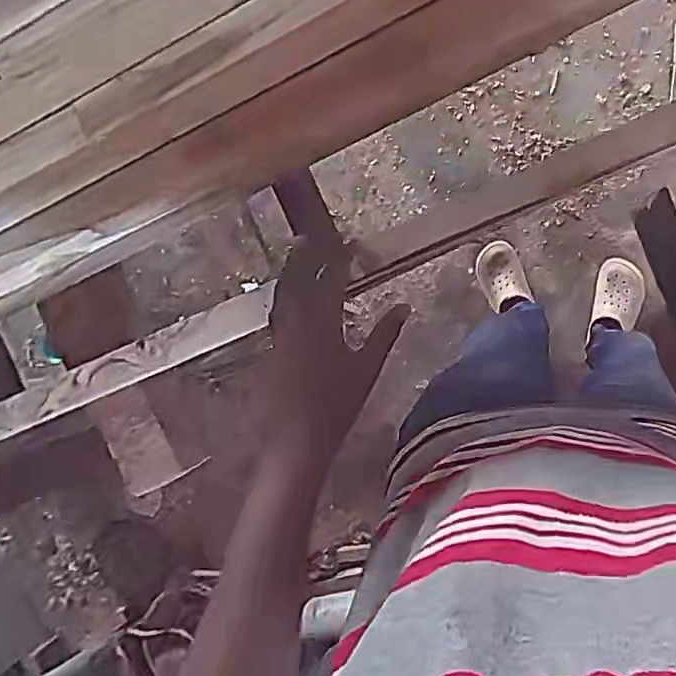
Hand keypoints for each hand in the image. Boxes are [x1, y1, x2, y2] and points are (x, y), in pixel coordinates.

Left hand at [263, 236, 410, 464]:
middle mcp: (296, 322)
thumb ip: (385, 334)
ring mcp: (279, 336)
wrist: (297, 438)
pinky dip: (286, 298)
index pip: (331, 280)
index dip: (340, 260)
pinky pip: (278, 313)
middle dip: (305, 256)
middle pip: (298, 280)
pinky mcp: (271, 350)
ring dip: (290, 273)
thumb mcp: (368, 368)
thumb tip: (404, 307)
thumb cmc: (338, 404)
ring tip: (297, 258)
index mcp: (322, 323)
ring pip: (283, 295)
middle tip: (311, 237)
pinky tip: (291, 300)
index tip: (348, 245)